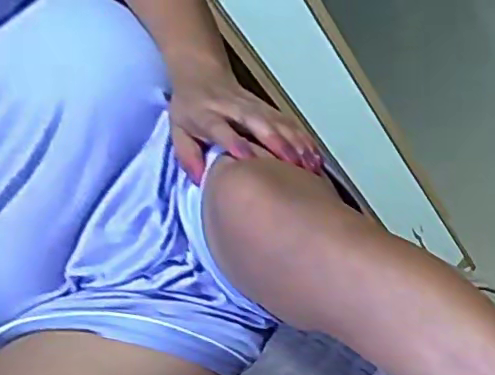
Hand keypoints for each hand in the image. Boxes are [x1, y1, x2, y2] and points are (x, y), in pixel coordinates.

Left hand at [167, 64, 322, 180]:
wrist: (202, 75)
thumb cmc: (192, 111)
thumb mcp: (178, 130)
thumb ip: (187, 155)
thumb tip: (201, 180)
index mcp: (206, 113)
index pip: (220, 127)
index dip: (234, 140)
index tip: (246, 157)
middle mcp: (231, 107)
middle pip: (256, 122)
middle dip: (276, 141)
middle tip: (292, 163)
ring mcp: (253, 107)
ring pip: (277, 122)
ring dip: (297, 143)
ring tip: (311, 166)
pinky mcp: (270, 109)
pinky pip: (290, 123)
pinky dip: (305, 140)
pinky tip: (316, 158)